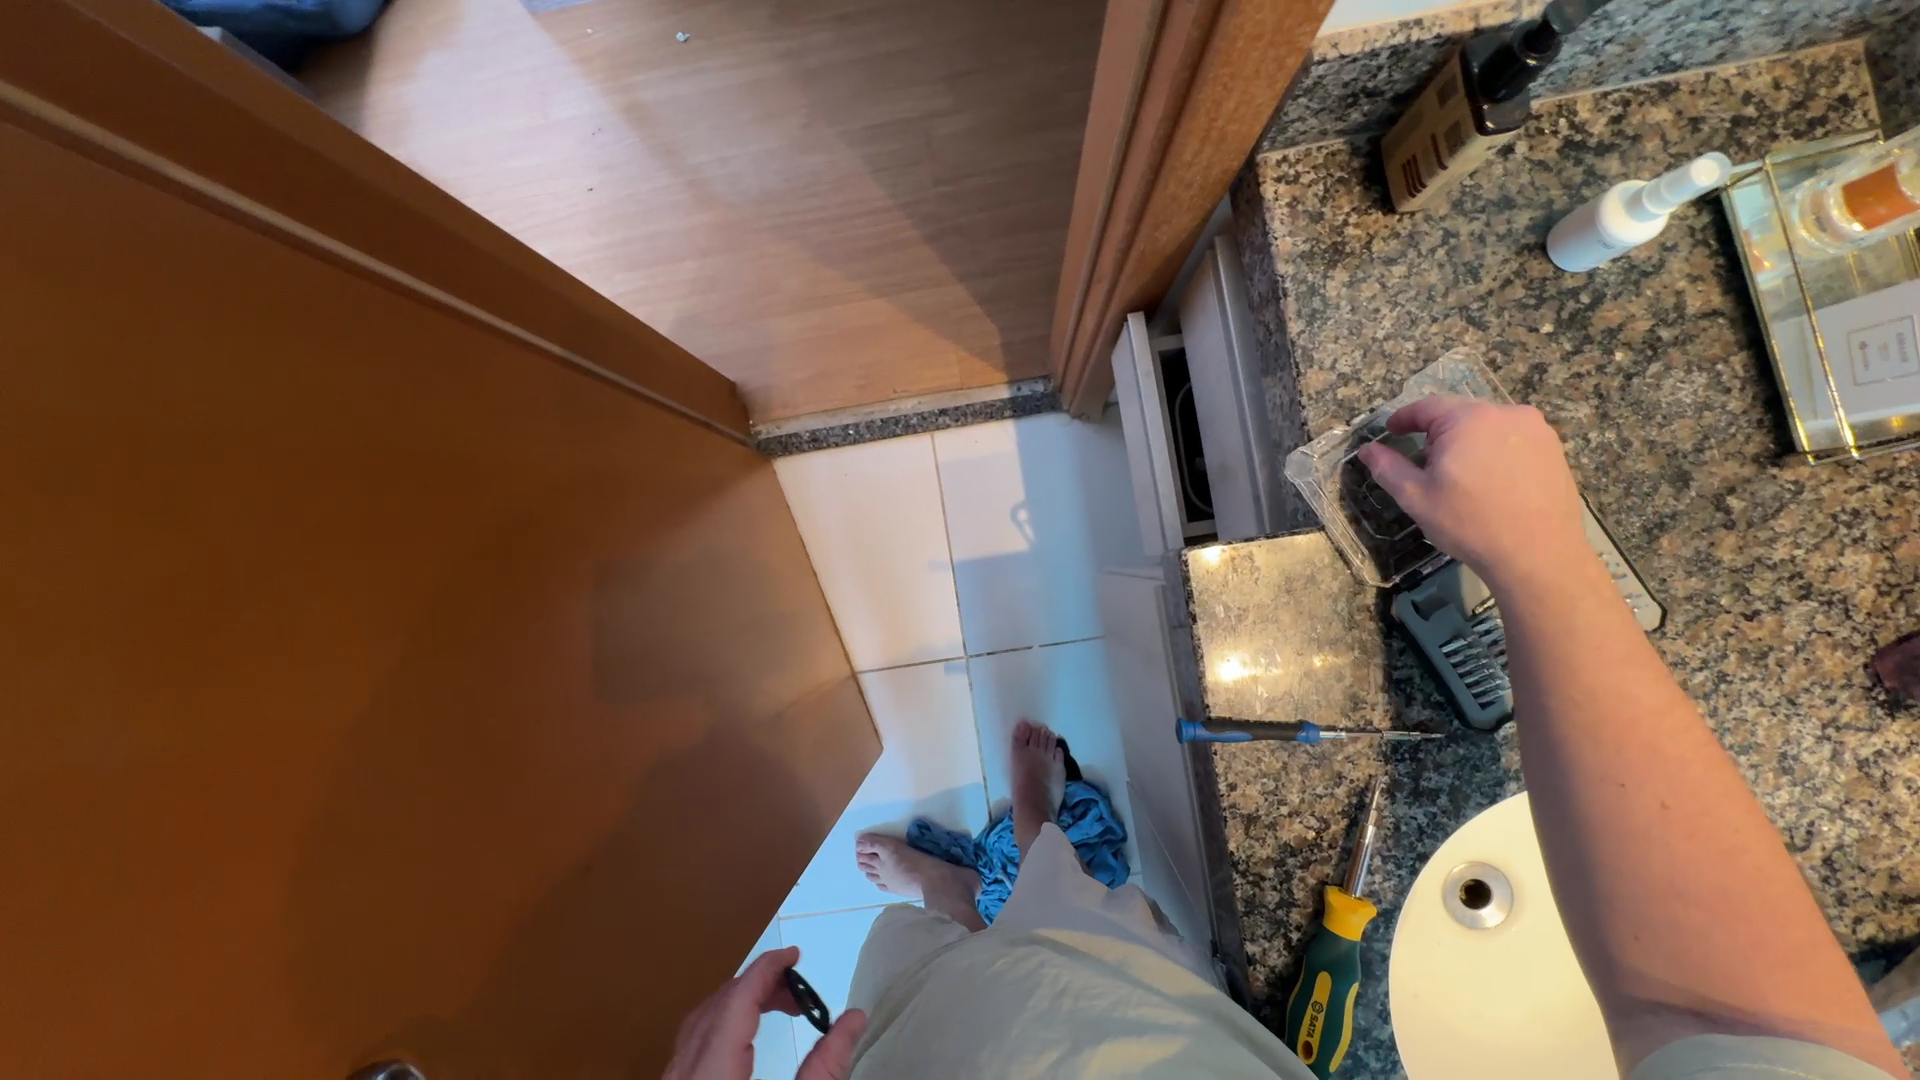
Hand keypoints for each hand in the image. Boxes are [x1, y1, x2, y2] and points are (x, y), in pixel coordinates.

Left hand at [662, 946, 867, 1079]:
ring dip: (738, 1003)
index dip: (767, 968)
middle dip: (758, 984)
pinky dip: (720, 1024)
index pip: (738, 998)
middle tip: (796, 990)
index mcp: (714, 1069)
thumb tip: (855, 1017)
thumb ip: (825, 1065)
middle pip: (718, 1004)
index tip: (796, 954)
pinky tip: (743, 1037)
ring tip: (775, 1007)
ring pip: (698, 1023)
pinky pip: (691, 1043)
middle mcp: (685, 1070)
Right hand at [1355, 396, 1588, 588]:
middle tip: (1422, 457)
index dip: (1404, 418)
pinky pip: (1512, 438)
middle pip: (1459, 412)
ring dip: (1466, 440)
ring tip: (1457, 470)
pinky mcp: (1553, 448)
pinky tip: (1488, 478)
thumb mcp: (1415, 496)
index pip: (1427, 407)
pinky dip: (1493, 449)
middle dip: (1436, 431)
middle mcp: (1506, 413)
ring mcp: (1535, 429)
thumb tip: (1367, 450)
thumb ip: (1388, 467)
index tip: (1390, 431)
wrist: (1537, 553)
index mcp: (1468, 420)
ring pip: (1487, 425)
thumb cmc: (1468, 522)